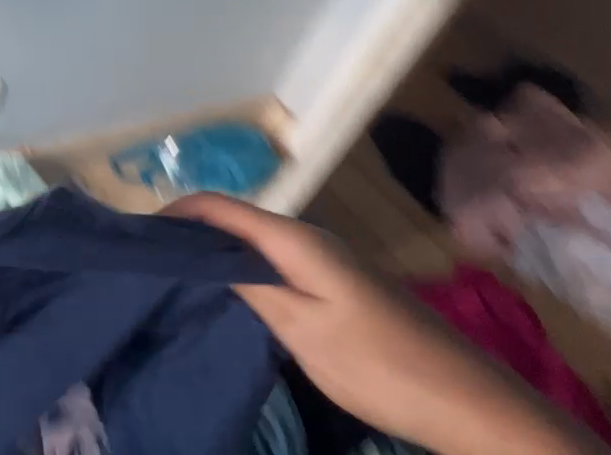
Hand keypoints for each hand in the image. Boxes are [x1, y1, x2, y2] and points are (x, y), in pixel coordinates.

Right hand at [161, 192, 608, 454]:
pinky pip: (274, 260)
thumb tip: (202, 255)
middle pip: (235, 219)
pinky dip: (243, 268)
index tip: (139, 233)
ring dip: (216, 250)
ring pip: (254, 241)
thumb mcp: (301, 328)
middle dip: (190, 230)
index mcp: (295, 239)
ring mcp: (326, 261)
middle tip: (152, 257)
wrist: (472, 405)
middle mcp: (308, 238)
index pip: (219, 206)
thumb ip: (249, 285)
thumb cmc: (379, 363)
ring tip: (180, 274)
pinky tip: (231, 293)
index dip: (176, 212)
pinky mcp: (337, 284)